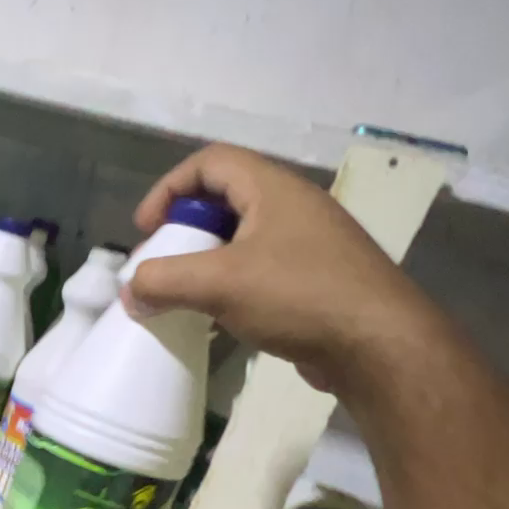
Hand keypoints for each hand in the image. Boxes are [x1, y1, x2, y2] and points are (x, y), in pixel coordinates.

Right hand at [127, 143, 444, 393]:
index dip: (169, 188)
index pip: (210, 162)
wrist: (377, 345)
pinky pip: (258, 270)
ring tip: (183, 296)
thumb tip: (130, 293)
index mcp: (273, 189)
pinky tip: (218, 318)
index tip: (145, 230)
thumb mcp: (219, 284)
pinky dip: (228, 286)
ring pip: (240, 239)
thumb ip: (164, 282)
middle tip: (160, 265)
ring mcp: (307, 245)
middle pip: (223, 200)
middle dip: (183, 230)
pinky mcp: (314, 281)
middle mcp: (293, 207)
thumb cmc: (299, 296)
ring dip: (204, 262)